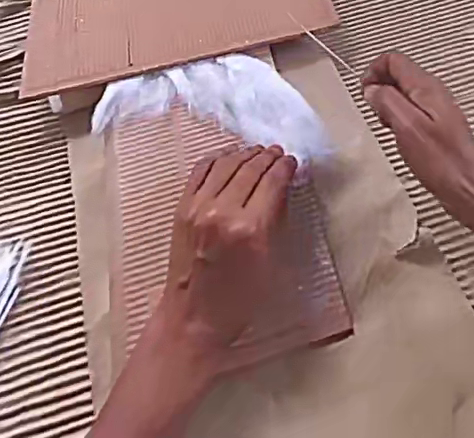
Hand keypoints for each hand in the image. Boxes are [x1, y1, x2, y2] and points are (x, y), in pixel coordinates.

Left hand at [150, 145, 298, 366]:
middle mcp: (222, 212)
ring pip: (226, 163)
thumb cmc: (238, 300)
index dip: (285, 166)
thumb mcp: (270, 262)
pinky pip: (201, 169)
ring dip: (245, 154)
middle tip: (277, 153)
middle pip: (251, 167)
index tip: (291, 162)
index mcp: (250, 229)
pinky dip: (218, 157)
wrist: (192, 320)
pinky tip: (229, 157)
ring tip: (257, 153)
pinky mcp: (182, 207)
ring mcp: (198, 207)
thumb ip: (277, 219)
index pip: (272, 181)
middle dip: (268, 157)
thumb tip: (282, 185)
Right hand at [361, 52, 473, 225]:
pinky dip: (399, 117)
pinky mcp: (438, 125)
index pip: (394, 59)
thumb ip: (386, 101)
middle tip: (374, 110)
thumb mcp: (406, 126)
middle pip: (399, 73)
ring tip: (386, 124)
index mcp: (426, 86)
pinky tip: (399, 136)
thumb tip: (372, 89)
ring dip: (388, 103)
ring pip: (404, 92)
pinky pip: (412, 109)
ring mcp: (437, 108)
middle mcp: (434, 92)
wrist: (469, 189)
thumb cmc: (442, 161)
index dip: (374, 70)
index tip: (365, 91)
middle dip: (380, 87)